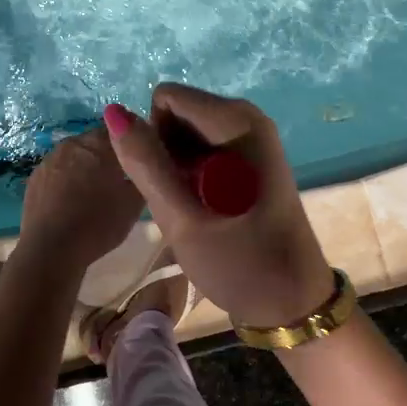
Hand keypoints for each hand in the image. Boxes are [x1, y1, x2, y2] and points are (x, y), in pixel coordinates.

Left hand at [18, 126, 144, 272]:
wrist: (52, 247)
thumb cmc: (99, 223)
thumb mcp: (134, 203)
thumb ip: (141, 174)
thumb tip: (142, 163)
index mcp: (100, 143)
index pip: (120, 130)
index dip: (129, 144)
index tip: (135, 162)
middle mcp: (74, 142)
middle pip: (95, 141)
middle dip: (106, 155)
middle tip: (116, 181)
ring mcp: (51, 157)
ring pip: (75, 155)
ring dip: (85, 166)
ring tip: (92, 194)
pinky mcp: (36, 175)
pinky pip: (57, 170)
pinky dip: (66, 179)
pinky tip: (70, 202)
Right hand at [108, 83, 334, 326]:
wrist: (293, 306)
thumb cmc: (240, 264)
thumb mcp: (182, 220)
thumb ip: (145, 164)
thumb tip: (113, 111)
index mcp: (238, 123)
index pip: (167, 99)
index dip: (156, 141)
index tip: (172, 185)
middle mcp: (248, 118)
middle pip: (177, 112)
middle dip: (167, 153)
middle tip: (182, 203)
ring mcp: (251, 136)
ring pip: (185, 131)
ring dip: (178, 167)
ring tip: (194, 209)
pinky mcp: (250, 155)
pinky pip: (201, 146)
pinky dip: (192, 174)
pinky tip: (204, 207)